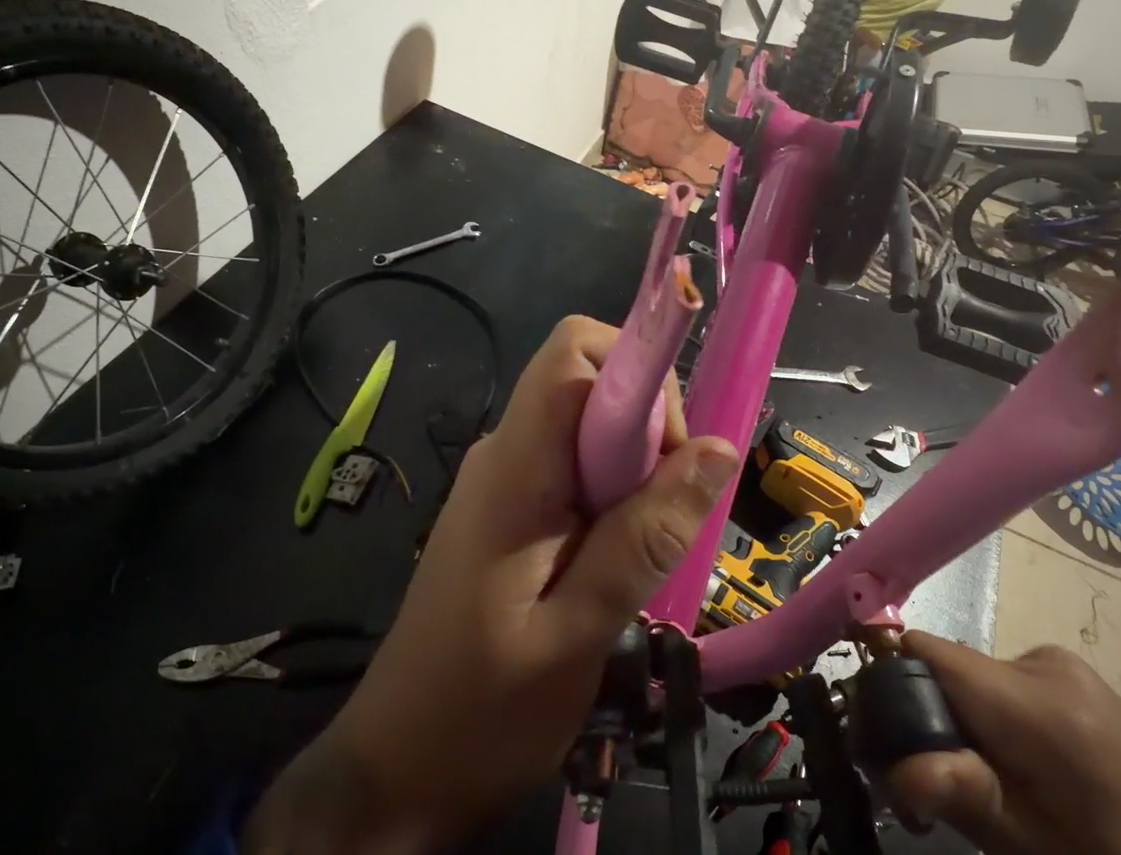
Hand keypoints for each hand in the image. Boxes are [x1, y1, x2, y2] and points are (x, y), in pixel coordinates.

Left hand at [243, 316, 739, 853]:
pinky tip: (614, 576)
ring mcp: (506, 485)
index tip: (674, 460)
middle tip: (663, 534)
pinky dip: (617, 508)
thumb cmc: (484, 711)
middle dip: (651, 442)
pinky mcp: (512, 516)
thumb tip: (719, 449)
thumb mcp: (578, 632)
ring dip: (639, 484)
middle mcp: (506, 456)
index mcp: (513, 467)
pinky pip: (579, 478)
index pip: (576, 352)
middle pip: (595, 390)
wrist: (401, 767)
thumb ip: (644, 538)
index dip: (640, 378)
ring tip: (637, 570)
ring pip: (595, 439)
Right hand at [885, 632, 1120, 854]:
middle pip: (948, 668)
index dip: (886, 683)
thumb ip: (958, 794)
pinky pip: (1009, 684)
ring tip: (984, 784)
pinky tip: (1019, 769)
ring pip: (976, 678)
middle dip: (926, 716)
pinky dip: (994, 717)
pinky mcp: (1080, 679)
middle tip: (931, 783)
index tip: (876, 735)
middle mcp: (1044, 663)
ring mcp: (1067, 667)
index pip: (925, 652)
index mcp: (1032, 701)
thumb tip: (887, 763)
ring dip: (962, 720)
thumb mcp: (1028, 844)